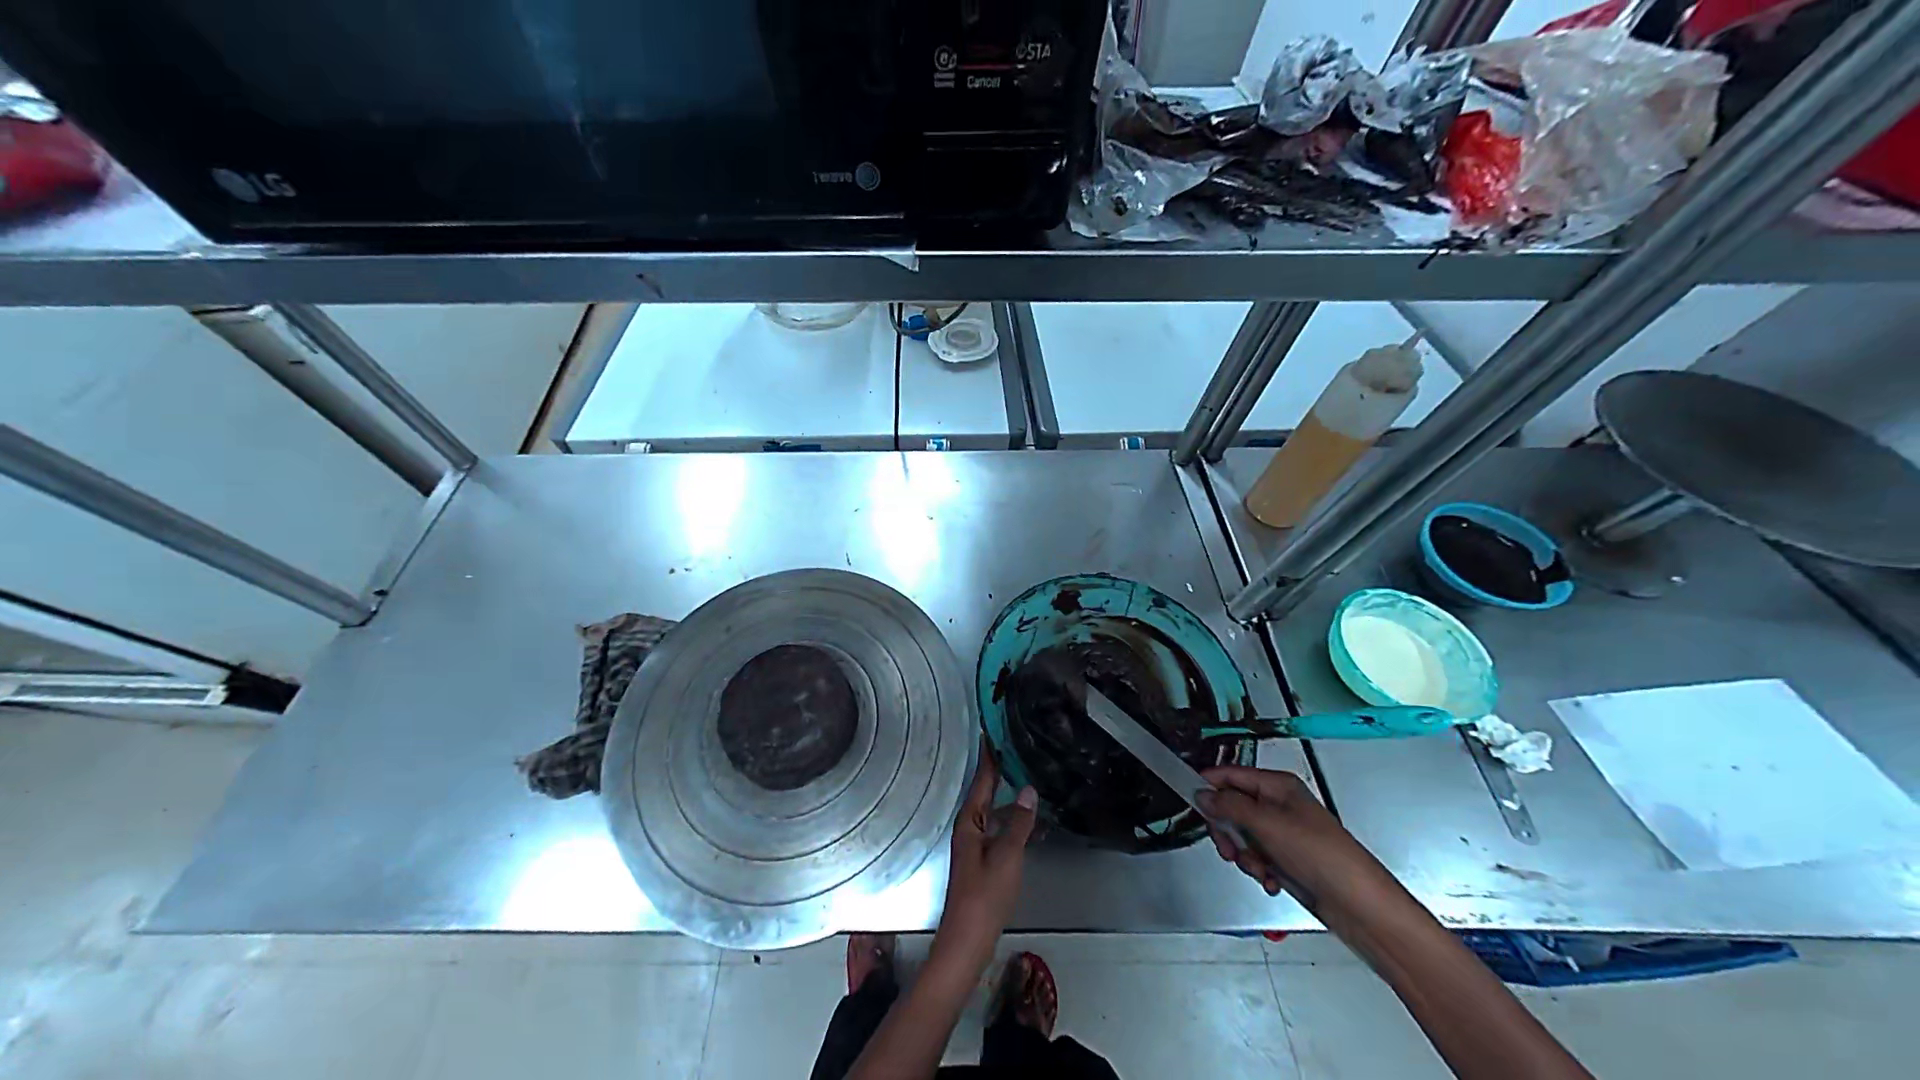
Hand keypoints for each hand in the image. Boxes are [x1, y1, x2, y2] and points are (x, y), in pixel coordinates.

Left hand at [934, 744, 1037, 970]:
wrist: (967, 939)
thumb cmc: (984, 895)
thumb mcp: (1007, 856)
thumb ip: (1019, 823)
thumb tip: (1028, 789)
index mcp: (970, 821)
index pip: (982, 780)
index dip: (989, 756)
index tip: (994, 730)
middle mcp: (970, 827)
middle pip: (986, 792)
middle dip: (1000, 770)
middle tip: (1017, 746)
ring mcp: (976, 844)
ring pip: (995, 811)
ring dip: (1010, 796)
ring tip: (1031, 778)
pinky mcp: (984, 860)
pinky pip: (1000, 829)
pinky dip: (1015, 820)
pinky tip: (1032, 822)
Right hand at [1197, 766, 1347, 905]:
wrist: (1357, 903)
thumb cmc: (1323, 855)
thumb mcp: (1266, 824)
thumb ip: (1229, 806)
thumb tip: (1203, 794)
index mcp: (1277, 786)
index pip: (1230, 775)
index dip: (1210, 786)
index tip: (1191, 799)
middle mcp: (1279, 806)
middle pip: (1232, 807)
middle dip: (1227, 831)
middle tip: (1229, 847)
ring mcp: (1283, 833)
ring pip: (1242, 836)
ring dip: (1244, 855)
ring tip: (1259, 868)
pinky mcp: (1287, 858)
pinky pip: (1257, 857)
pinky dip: (1258, 869)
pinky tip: (1271, 879)